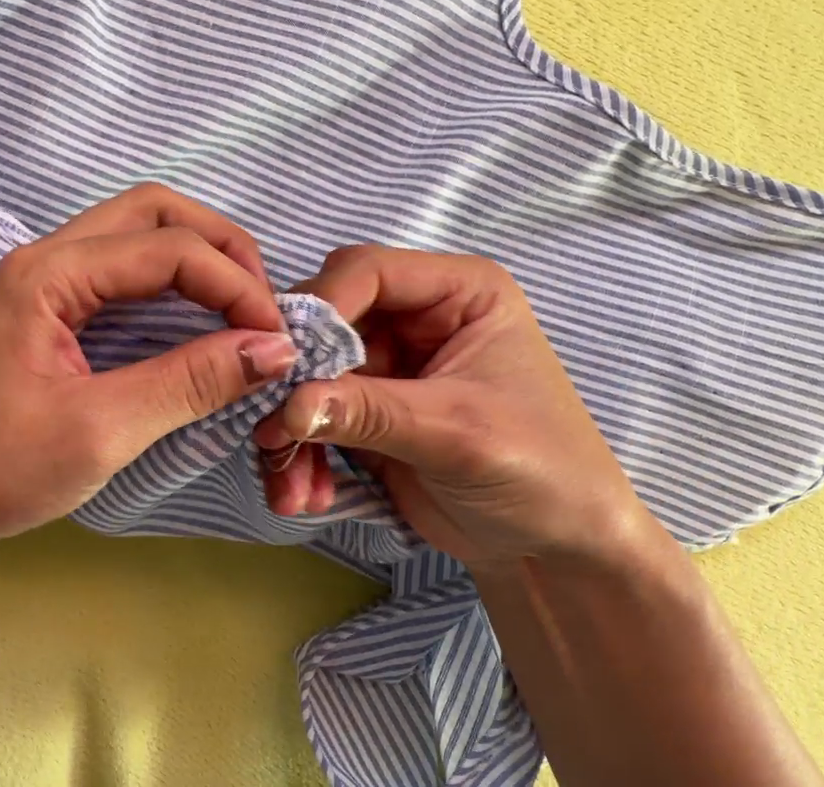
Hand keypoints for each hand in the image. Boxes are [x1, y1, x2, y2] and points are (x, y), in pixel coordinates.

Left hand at [0, 184, 298, 552]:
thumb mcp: (101, 429)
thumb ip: (189, 381)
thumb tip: (274, 348)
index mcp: (46, 275)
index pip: (165, 248)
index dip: (234, 285)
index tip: (278, 339)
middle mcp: (40, 259)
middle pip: (149, 213)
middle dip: (218, 247)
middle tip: (263, 305)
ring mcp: (36, 280)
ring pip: (132, 235)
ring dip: (193, 260)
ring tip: (242, 311)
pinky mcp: (40, 309)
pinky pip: (114, 273)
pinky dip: (163, 286)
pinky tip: (194, 323)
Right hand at [256, 245, 655, 569]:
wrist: (553, 552)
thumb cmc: (542, 473)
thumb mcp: (458, 435)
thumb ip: (370, 412)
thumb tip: (287, 406)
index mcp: (454, 294)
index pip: (366, 271)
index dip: (321, 306)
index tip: (288, 361)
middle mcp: (410, 317)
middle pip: (320, 319)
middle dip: (293, 376)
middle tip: (270, 424)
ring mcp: (379, 362)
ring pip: (301, 371)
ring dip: (285, 426)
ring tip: (289, 481)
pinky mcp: (356, 406)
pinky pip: (302, 413)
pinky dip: (294, 452)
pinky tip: (302, 493)